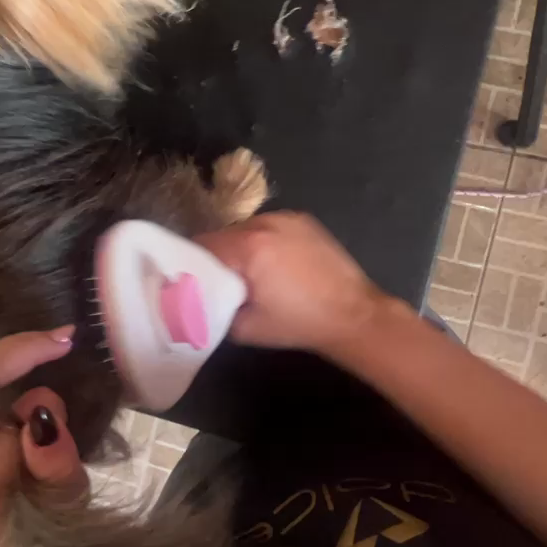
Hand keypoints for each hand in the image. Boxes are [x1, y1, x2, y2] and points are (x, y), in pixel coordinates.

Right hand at [196, 211, 395, 357]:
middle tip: (225, 284)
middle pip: (224, 235)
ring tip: (254, 275)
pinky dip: (265, 242)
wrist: (353, 315)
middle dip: (220, 257)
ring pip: (246, 229)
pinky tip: (276, 265)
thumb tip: (201, 301)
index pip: (202, 245)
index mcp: (248, 247)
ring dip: (242, 248)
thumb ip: (215, 310)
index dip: (194, 264)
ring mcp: (287, 218)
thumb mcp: (247, 328)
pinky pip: (269, 227)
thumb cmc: (298, 323)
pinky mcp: (304, 220)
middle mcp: (265, 223)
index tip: (195, 282)